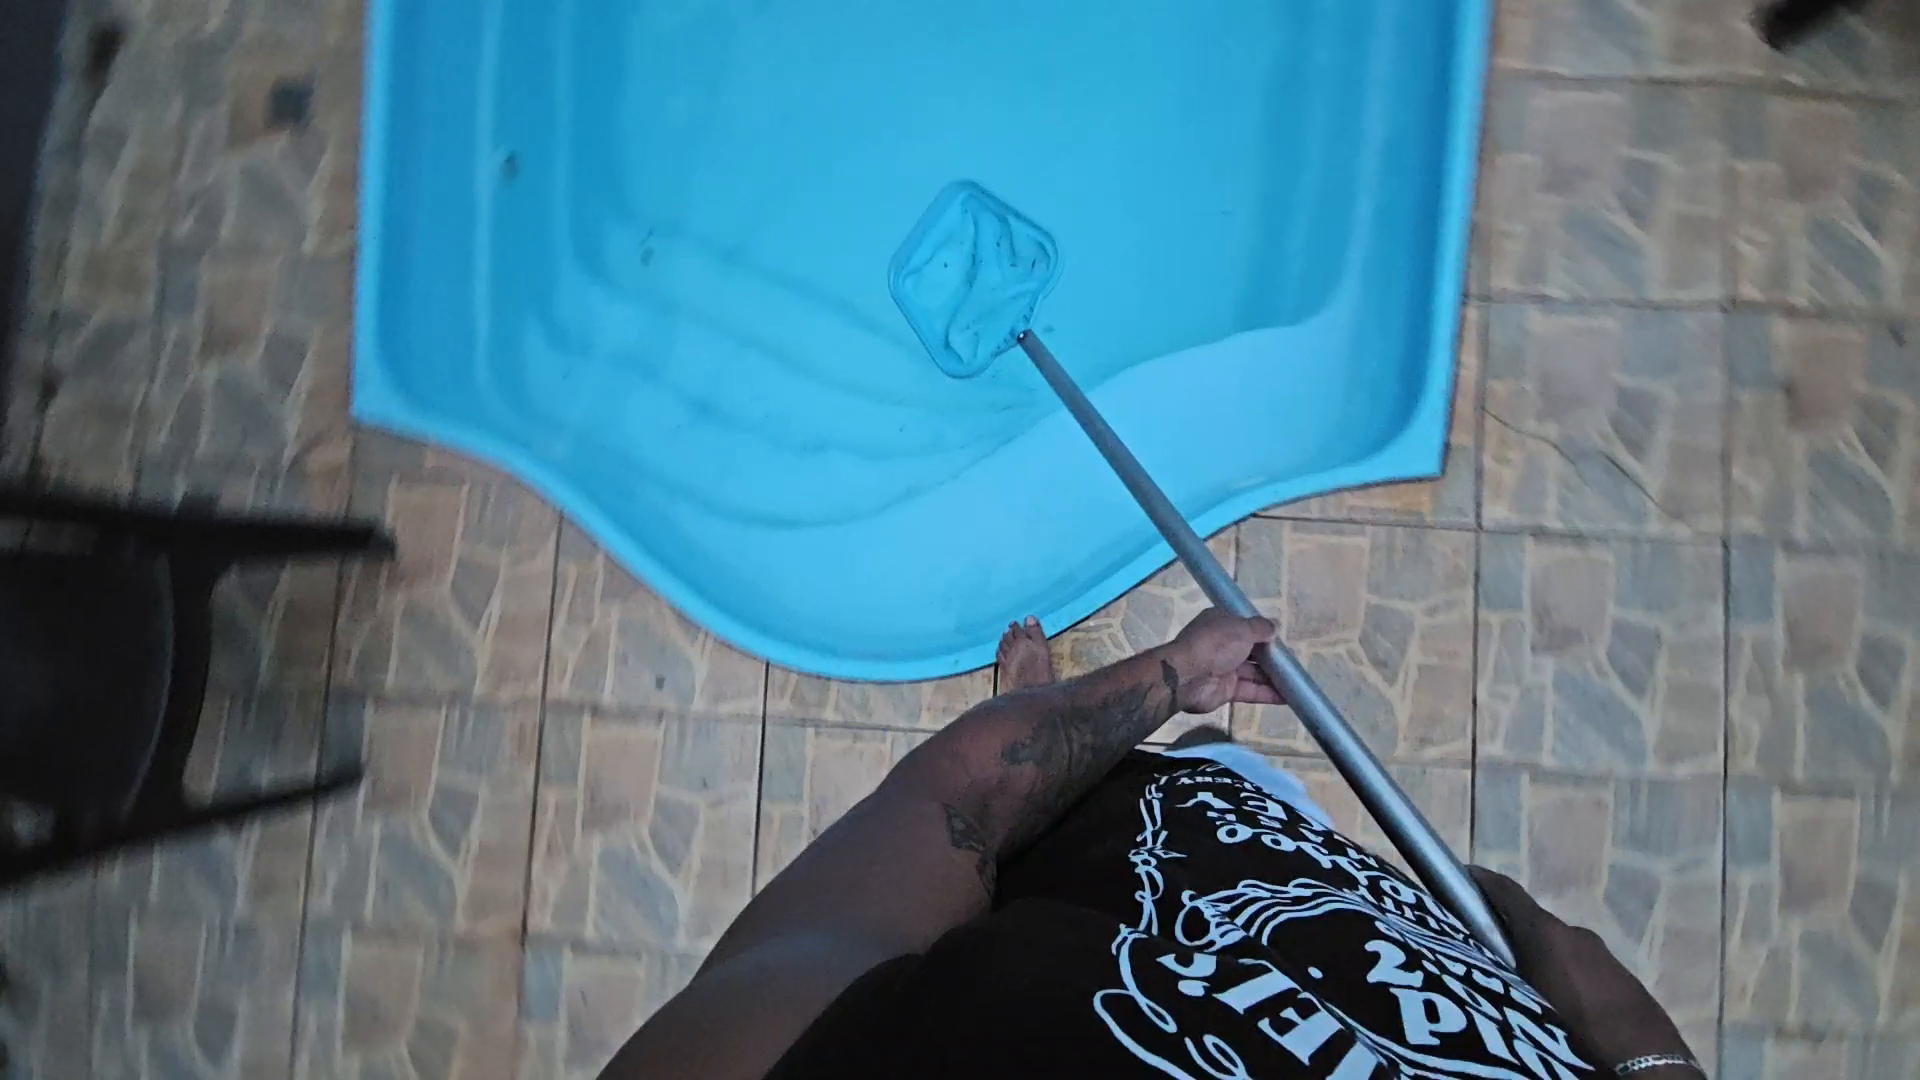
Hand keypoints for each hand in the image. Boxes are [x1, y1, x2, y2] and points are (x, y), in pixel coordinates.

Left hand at [1163, 609, 1284, 713]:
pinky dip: (1268, 693)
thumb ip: (1260, 628)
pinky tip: (1289, 698)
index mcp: (1220, 624)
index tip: (1281, 638)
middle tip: (1294, 663)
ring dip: (1274, 677)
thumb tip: (1275, 625)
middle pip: (1252, 651)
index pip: (1244, 625)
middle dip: (1272, 657)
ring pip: (1253, 672)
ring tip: (1297, 681)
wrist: (1187, 676)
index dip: (1262, 631)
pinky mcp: (1226, 690)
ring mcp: (1224, 668)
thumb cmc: (1214, 644)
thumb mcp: (1240, 629)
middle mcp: (1222, 645)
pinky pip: (1251, 690)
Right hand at [1471, 867, 1694, 1072]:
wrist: (1651, 1072)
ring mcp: (1608, 959)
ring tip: (1527, 984)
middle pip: (1533, 922)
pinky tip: (1565, 1006)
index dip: (1482, 880)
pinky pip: (1586, 970)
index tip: (1462, 876)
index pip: (1506, 890)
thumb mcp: (1520, 998)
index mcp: (1547, 931)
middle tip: (1489, 952)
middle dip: (1511, 931)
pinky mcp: (1630, 984)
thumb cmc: (1572, 1028)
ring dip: (1542, 958)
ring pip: (1561, 948)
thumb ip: (1498, 969)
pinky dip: (1568, 977)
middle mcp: (1577, 934)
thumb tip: (1471, 953)